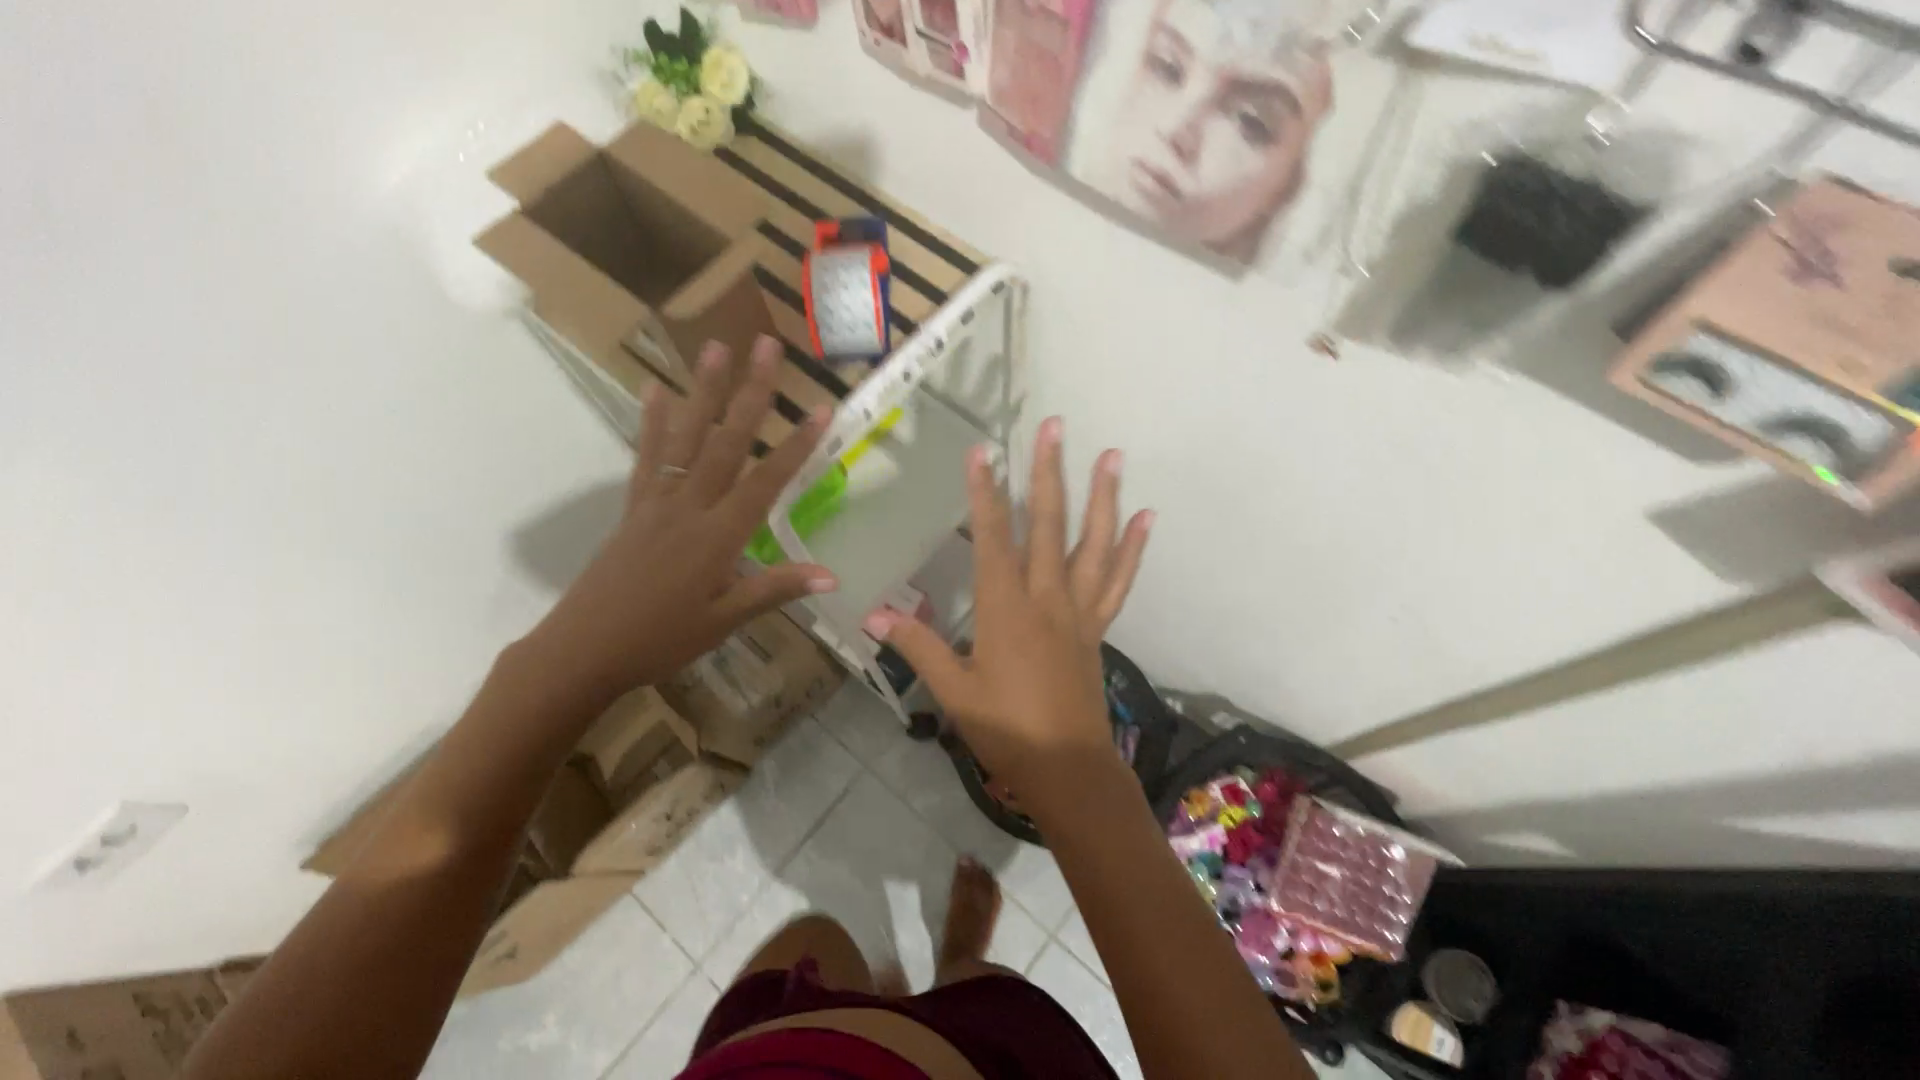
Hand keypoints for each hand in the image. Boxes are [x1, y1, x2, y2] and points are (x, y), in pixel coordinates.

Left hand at [523, 336, 835, 702]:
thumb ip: (775, 590)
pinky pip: (647, 457)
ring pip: (685, 437)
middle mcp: (689, 507)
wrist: (584, 649)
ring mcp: (657, 502)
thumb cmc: (661, 640)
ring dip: (703, 391)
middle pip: (726, 442)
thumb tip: (831, 576)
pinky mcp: (634, 507)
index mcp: (718, 536)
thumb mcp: (725, 621)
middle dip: (751, 392)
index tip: (821, 409)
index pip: (766, 481)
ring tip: (715, 348)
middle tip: (767, 346)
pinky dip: (653, 422)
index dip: (797, 446)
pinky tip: (656, 390)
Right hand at [869, 417, 1152, 801]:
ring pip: (1093, 544)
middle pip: (1048, 525)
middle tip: (1056, 425)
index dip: (985, 492)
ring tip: (1113, 455)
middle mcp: (1046, 598)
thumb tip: (873, 614)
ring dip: (1103, 498)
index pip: (992, 537)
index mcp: (1005, 608)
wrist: (1068, 769)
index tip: (982, 450)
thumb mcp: (952, 691)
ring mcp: (1079, 611)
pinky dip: (1132, 549)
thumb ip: (918, 646)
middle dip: (1049, 472)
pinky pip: (1118, 581)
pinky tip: (1144, 519)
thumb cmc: (1006, 730)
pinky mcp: (1098, 628)